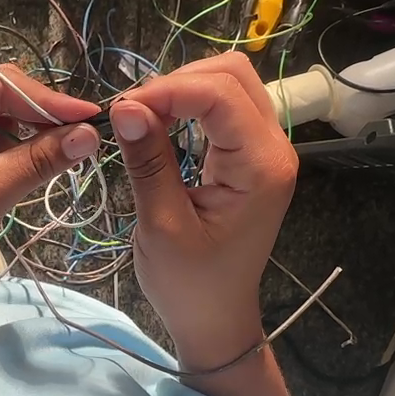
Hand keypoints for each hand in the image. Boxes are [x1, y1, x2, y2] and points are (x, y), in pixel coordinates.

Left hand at [0, 65, 100, 315]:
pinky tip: (23, 172)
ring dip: (28, 136)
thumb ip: (36, 162)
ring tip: (53, 161)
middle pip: (0, 94)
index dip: (48, 100)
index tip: (91, 119)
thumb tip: (89, 135)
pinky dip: (13, 152)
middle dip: (39, 118)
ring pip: (0, 116)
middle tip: (82, 140)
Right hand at [110, 53, 297, 371]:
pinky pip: (223, 111)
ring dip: (182, 91)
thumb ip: (148, 161)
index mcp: (261, 166)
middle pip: (233, 75)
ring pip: (229, 86)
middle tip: (131, 113)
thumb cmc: (189, 284)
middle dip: (177, 82)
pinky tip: (160, 126)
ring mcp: (264, 152)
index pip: (220, 94)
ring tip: (141, 119)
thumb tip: (125, 107)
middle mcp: (273, 149)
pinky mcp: (249, 159)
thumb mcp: (161, 225)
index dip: (167, 90)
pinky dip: (188, 107)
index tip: (121, 110)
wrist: (215, 320)